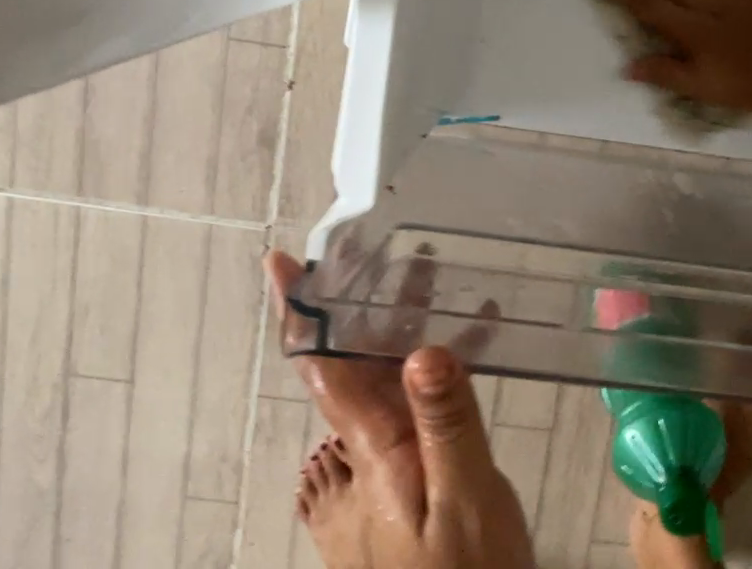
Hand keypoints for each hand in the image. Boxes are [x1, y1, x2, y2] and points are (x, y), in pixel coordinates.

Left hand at [266, 252, 533, 568]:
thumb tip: (422, 349)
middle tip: (381, 251)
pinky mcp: (416, 471)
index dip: (300, 315)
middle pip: (355, 363)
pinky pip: (418, 403)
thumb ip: (446, 426)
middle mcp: (372, 448)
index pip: (325, 369)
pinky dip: (438, 367)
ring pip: (387, 377)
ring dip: (401, 325)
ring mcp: (392, 461)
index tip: (280, 265)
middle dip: (361, 303)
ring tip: (431, 277)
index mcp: (374, 448)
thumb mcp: (465, 500)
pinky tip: (471, 341)